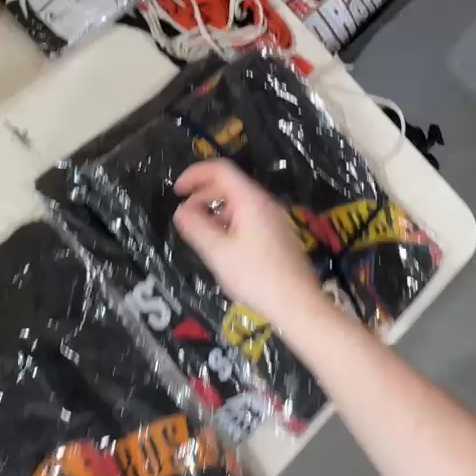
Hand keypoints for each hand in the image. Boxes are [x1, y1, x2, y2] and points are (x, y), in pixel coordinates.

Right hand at [173, 159, 321, 327]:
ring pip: (239, 203)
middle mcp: (266, 204)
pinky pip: (249, 218)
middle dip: (203, 195)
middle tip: (184, 215)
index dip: (195, 174)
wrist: (298, 304)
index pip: (221, 170)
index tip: (177, 190)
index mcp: (251, 201)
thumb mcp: (218, 253)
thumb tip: (180, 211)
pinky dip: (229, 222)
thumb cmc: (257, 277)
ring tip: (200, 232)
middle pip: (230, 185)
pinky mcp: (279, 235)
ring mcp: (275, 219)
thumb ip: (196, 227)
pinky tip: (223, 245)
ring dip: (215, 211)